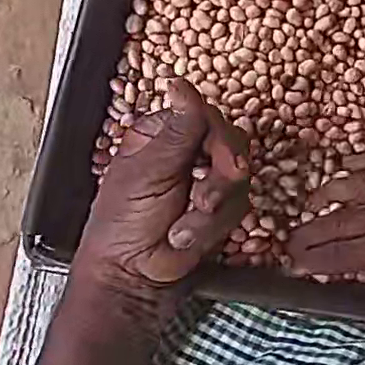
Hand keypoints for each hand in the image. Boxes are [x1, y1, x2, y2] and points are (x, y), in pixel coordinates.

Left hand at [72, 79, 248, 333]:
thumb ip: (177, 131)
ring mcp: (206, 181)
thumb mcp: (148, 173)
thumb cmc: (123, 225)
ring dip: (213, 210)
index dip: (221, 139)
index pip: (208, 118)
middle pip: (232, 145)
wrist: (131, 281)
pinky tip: (186, 239)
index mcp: (163, 134)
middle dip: (221, 180)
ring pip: (239, 179)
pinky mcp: (220, 210)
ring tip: (182, 231)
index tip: (226, 161)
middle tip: (205, 202)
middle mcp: (188, 153)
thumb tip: (181, 83)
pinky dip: (214, 228)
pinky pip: (241, 207)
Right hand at [284, 154, 364, 324]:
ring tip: (310, 204)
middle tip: (290, 244)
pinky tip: (347, 164)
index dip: (313, 263)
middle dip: (310, 233)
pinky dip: (364, 161)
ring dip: (328, 193)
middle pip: (340, 221)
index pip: (341, 256)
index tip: (293, 268)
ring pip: (355, 185)